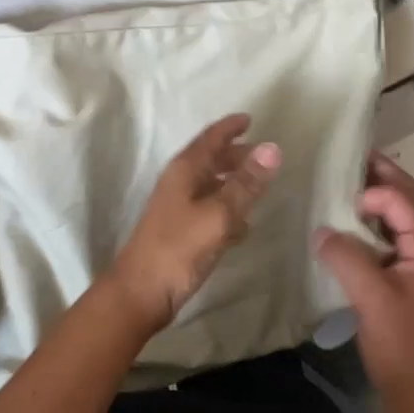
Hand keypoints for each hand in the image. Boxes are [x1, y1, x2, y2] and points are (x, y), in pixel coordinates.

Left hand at [106, 113, 281, 331]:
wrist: (141, 293)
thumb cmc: (178, 249)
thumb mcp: (218, 215)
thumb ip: (245, 184)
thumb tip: (273, 148)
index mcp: (185, 170)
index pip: (211, 138)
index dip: (230, 127)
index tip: (250, 119)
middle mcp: (180, 182)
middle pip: (211, 159)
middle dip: (236, 154)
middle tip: (263, 156)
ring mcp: (178, 207)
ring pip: (211, 184)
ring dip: (233, 182)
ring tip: (259, 187)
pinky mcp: (181, 232)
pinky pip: (209, 210)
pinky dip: (227, 209)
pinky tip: (244, 226)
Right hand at [314, 153, 413, 412]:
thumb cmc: (402, 343)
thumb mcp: (373, 298)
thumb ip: (347, 258)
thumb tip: (321, 229)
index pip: (402, 201)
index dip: (374, 192)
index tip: (343, 201)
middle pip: (411, 200)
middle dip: (386, 175)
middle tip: (355, 155)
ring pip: (402, 217)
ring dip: (381, 195)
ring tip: (350, 180)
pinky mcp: (404, 280)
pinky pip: (391, 236)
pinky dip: (374, 220)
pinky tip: (350, 223)